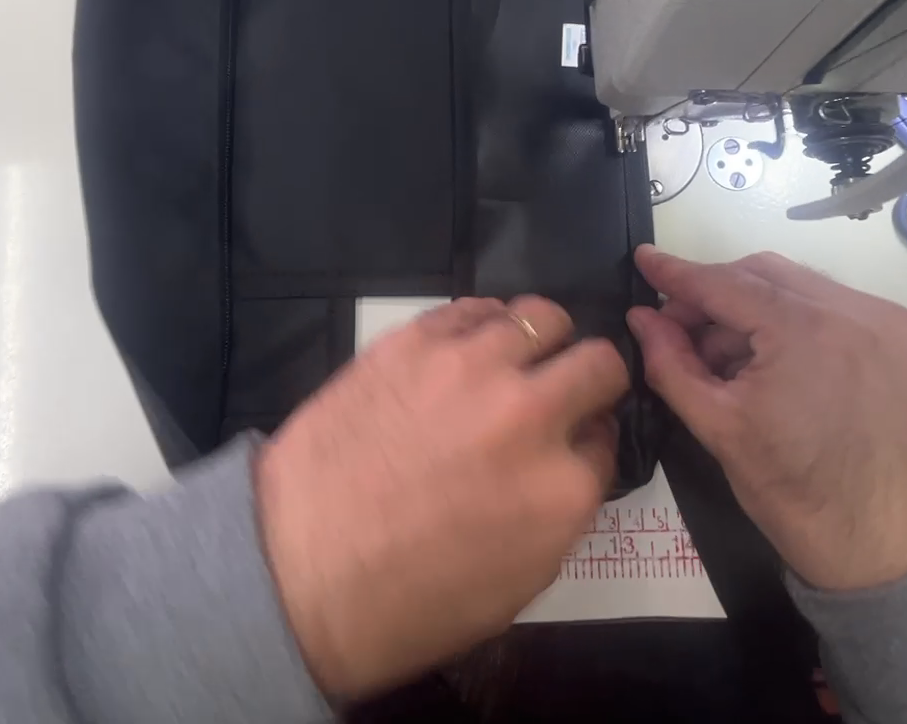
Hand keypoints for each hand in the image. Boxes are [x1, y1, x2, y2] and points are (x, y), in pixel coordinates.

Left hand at [256, 296, 628, 700]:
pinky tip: (469, 346)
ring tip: (516, 358)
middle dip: (591, 378)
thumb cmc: (409, 600)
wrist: (298, 570)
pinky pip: (474, 306)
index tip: (574, 438)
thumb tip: (574, 453)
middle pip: (599, 363)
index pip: (608, 436)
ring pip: (542, 315)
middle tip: (562, 389)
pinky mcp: (415, 340)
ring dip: (541, 339)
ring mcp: (470, 368)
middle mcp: (528, 413)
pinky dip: (485, 322)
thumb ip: (561, 507)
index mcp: (561, 488)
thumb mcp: (517, 580)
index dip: (591, 436)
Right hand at [628, 246, 906, 591]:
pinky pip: (830, 306)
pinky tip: (769, 361)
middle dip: (713, 294)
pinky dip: (790, 320)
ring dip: (750, 308)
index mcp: (807, 330)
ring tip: (723, 357)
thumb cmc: (797, 493)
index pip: (726, 283)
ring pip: (797, 286)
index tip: (643, 258)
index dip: (677, 272)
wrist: (894, 551)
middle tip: (676, 329)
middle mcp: (854, 309)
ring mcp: (887, 321)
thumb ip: (671, 361)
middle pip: (762, 274)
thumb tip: (641, 316)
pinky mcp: (905, 339)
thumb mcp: (718, 426)